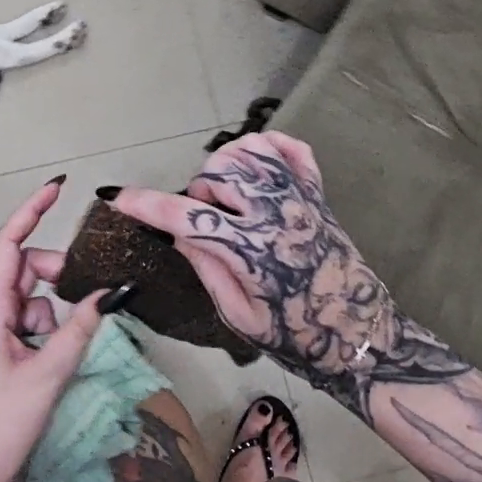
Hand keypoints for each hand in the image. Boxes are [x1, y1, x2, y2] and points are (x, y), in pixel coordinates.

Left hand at [0, 179, 121, 481]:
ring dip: (55, 312)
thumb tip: (112, 292)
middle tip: (85, 298)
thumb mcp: (46, 375)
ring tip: (63, 349)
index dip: (31, 211)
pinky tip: (55, 362)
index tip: (56, 187)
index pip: (8, 244)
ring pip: (32, 299)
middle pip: (25, 270)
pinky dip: (49, 332)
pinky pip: (30, 324)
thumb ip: (80, 330)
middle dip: (57, 275)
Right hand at [109, 132, 468, 414]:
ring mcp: (299, 196)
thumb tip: (179, 233)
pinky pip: (290, 148)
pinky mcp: (317, 191)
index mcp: (251, 251)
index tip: (121, 199)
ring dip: (225, 165)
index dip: (148, 206)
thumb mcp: (241, 317)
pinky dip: (267, 145)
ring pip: (249, 150)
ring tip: (228, 195)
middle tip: (205, 219)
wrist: (359, 335)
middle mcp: (274, 213)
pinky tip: (255, 164)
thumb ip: (208, 269)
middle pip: (218, 174)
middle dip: (198, 192)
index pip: (187, 218)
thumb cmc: (296, 336)